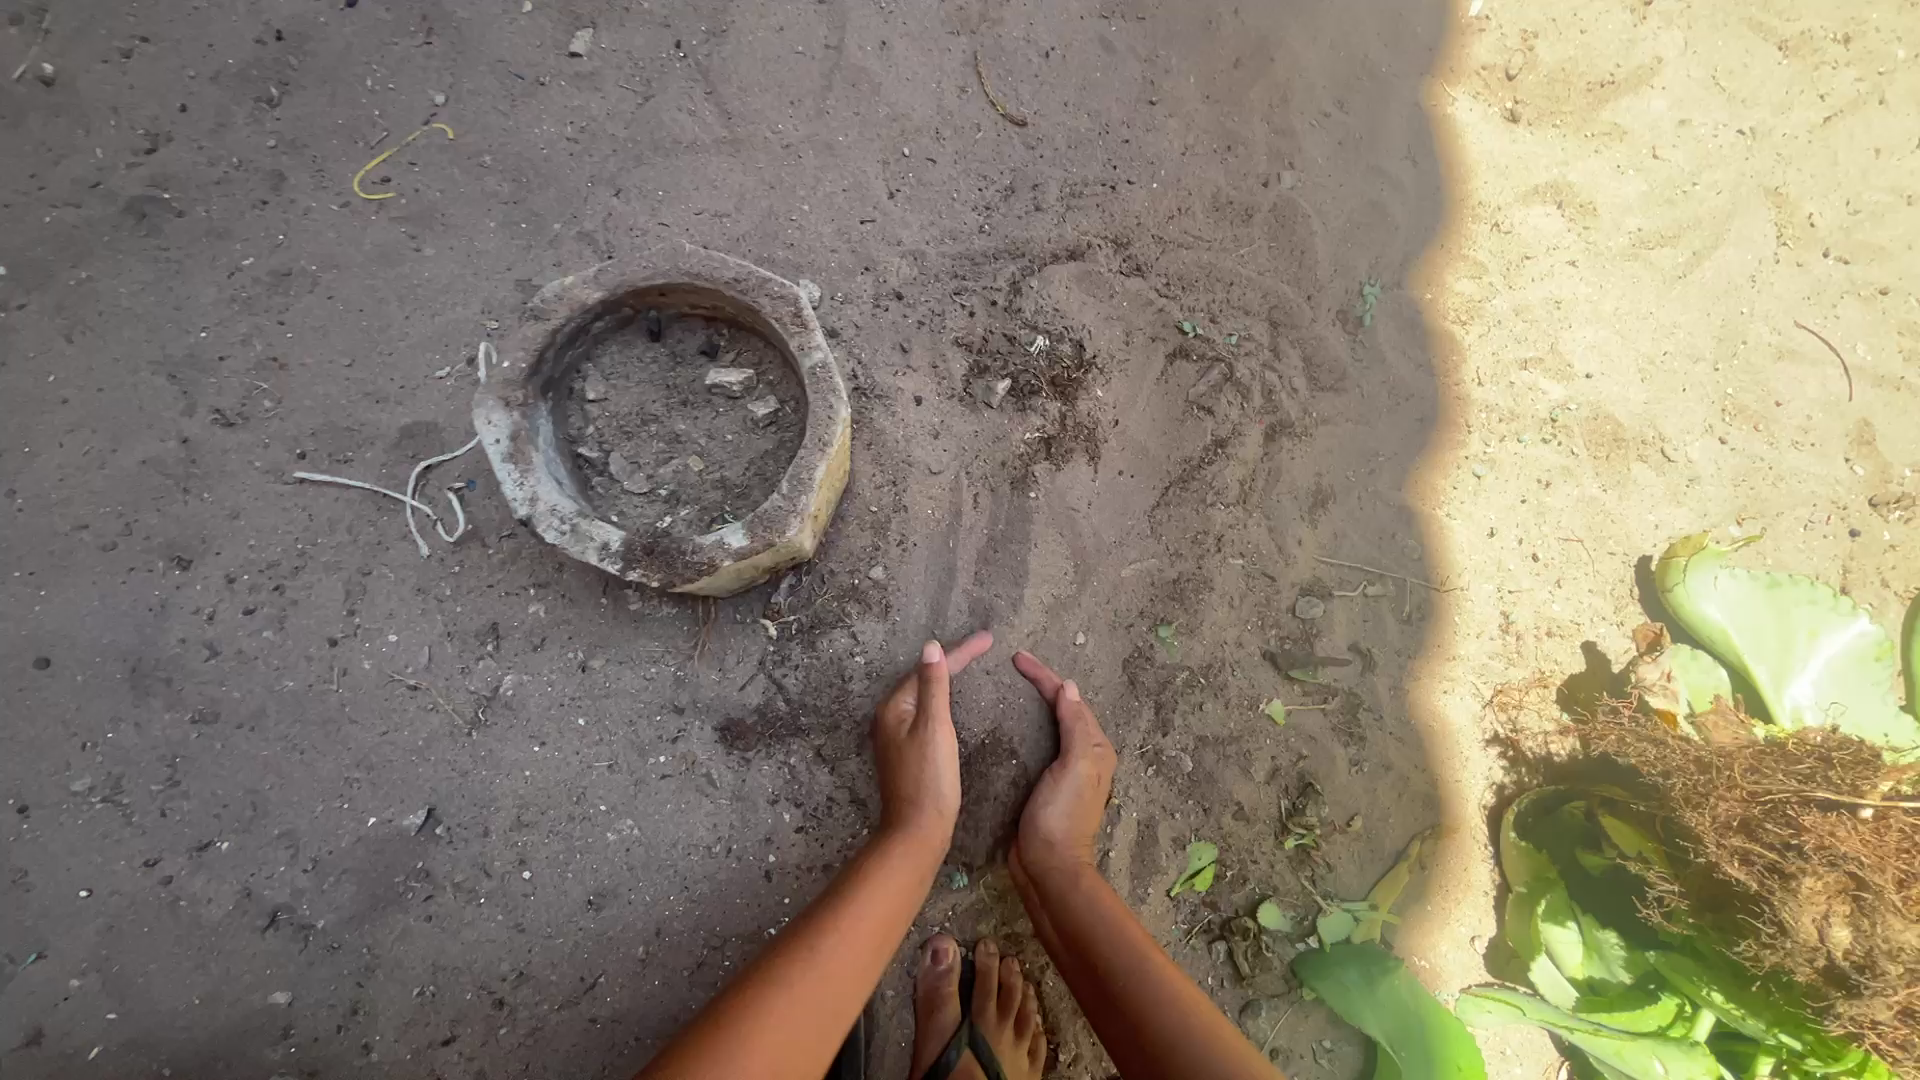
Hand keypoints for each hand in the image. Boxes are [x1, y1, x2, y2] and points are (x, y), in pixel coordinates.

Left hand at [872, 631, 993, 843]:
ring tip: (971, 662)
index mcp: (894, 707)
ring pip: (924, 694)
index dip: (960, 652)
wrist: (917, 832)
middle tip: (984, 645)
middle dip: (953, 660)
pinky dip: (942, 699)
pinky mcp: (905, 750)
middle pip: (924, 678)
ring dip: (946, 677)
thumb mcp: (935, 727)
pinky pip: (925, 711)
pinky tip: (952, 700)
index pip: (929, 668)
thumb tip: (930, 647)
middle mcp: (889, 717)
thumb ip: (934, 686)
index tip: (989, 639)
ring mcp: (895, 735)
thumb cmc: (929, 779)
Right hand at [1009, 651, 1118, 882]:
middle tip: (1012, 665)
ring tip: (1008, 686)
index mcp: (1095, 747)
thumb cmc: (1062, 817)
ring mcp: (1063, 769)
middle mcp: (1084, 754)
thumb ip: (1076, 727)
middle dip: (1040, 684)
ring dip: (1033, 704)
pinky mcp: (1043, 782)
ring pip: (1049, 724)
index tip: (1017, 658)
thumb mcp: (1075, 767)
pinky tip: (1005, 724)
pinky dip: (1023, 727)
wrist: (1048, 867)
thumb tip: (1069, 687)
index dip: (1044, 676)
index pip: (1069, 699)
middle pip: (1061, 707)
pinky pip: (1035, 743)